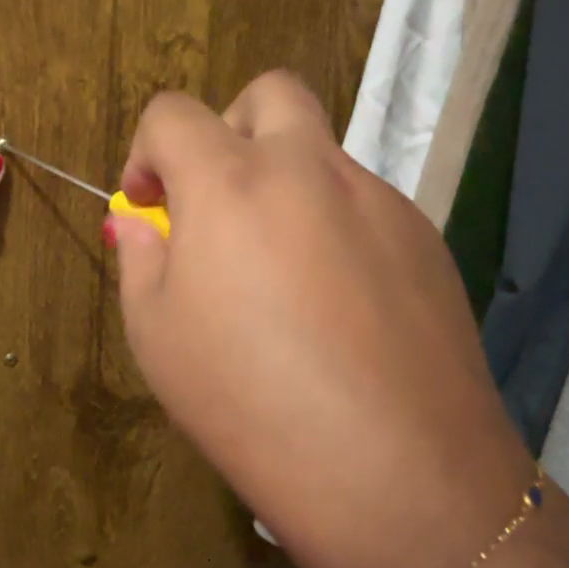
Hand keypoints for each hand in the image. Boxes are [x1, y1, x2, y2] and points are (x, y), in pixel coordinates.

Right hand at [109, 73, 568, 567]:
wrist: (394, 472)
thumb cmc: (246, 401)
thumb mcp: (158, 334)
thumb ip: (142, 258)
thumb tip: (142, 221)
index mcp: (231, 183)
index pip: (173, 113)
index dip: (146, 151)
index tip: (148, 207)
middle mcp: (310, 169)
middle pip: (270, 94)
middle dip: (228, 129)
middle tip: (217, 203)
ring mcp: (378, 200)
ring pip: (321, 154)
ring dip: (284, 184)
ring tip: (279, 277)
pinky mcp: (426, 240)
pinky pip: (364, 206)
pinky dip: (333, 227)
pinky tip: (336, 309)